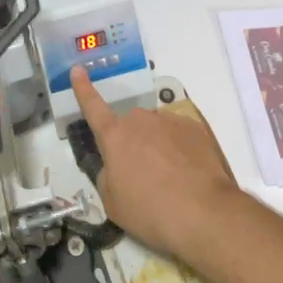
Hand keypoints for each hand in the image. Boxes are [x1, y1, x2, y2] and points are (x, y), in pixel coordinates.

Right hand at [69, 65, 240, 253]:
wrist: (204, 213)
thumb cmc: (151, 211)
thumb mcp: (113, 204)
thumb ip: (106, 177)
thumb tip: (113, 166)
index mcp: (114, 136)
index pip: (93, 107)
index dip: (83, 89)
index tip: (77, 70)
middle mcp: (139, 120)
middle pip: (130, 128)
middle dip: (132, 145)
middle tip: (143, 176)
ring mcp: (168, 120)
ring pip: (155, 131)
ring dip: (157, 148)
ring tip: (171, 181)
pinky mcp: (193, 127)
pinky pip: (179, 136)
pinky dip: (180, 151)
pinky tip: (189, 176)